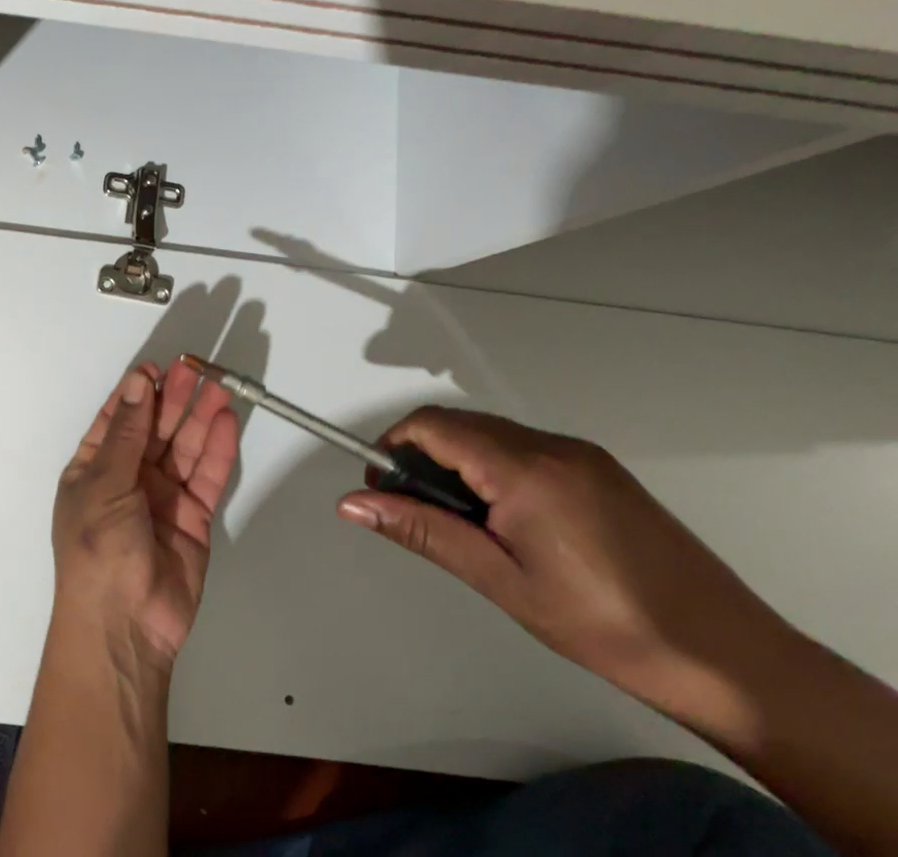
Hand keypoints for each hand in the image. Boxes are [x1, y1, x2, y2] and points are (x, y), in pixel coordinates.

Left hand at [53, 360, 240, 666]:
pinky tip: (226, 421)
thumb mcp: (104, 484)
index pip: (115, 421)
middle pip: (154, 431)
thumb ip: (127, 433)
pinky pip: (207, 477)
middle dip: (173, 400)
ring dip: (199, 418)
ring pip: (184, 449)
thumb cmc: (98, 549)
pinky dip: (218, 450)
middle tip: (196, 369)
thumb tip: (137, 383)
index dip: (135, 394)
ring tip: (218, 386)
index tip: (155, 367)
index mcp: (92, 470)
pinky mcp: (193, 518)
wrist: (124, 621)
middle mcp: (126, 480)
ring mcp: (161, 499)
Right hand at [335, 407, 792, 714]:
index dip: (391, 449)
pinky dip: (494, 472)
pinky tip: (506, 526)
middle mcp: (556, 448)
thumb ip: (423, 530)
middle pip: (459, 425)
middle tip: (416, 517)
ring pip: (492, 437)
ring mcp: (585, 458)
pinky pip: (526, 452)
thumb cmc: (605, 623)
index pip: (432, 426)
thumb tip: (354, 503)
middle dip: (420, 458)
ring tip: (465, 530)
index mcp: (527, 470)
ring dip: (457, 466)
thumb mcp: (499, 579)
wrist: (726, 655)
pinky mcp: (603, 474)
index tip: (381, 492)